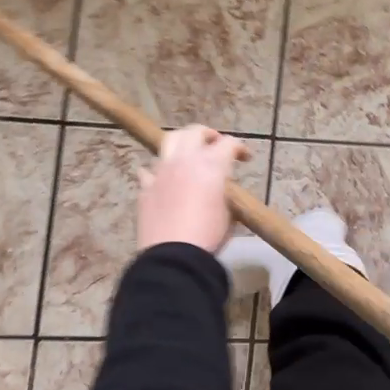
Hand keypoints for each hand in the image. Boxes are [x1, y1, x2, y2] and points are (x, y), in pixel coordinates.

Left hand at [137, 125, 240, 251]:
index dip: (240, 148)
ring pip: (169, 143)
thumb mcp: (229, 213)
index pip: (228, 143)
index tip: (245, 158)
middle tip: (215, 144)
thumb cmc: (208, 235)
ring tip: (187, 156)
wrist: (173, 257)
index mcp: (211, 165)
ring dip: (182, 146)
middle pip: (194, 132)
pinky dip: (159, 171)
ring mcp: (161, 172)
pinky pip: (149, 170)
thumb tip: (219, 190)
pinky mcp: (145, 188)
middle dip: (208, 135)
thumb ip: (224, 193)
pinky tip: (163, 178)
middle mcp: (184, 161)